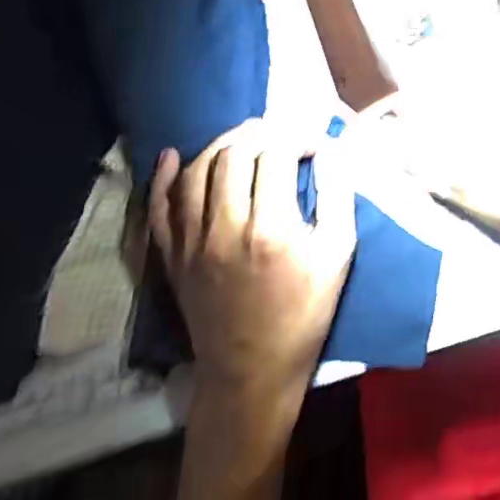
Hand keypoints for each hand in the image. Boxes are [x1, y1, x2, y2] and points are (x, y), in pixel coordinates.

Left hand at [149, 120, 355, 398]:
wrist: (253, 369)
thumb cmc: (306, 309)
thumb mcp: (340, 252)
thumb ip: (337, 195)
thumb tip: (329, 151)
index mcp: (271, 227)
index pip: (276, 154)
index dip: (298, 137)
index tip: (315, 144)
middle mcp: (225, 228)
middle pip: (234, 155)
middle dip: (261, 132)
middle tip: (284, 133)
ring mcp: (191, 243)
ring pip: (196, 172)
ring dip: (222, 144)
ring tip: (247, 136)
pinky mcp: (172, 257)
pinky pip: (160, 208)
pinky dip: (164, 177)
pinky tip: (174, 153)